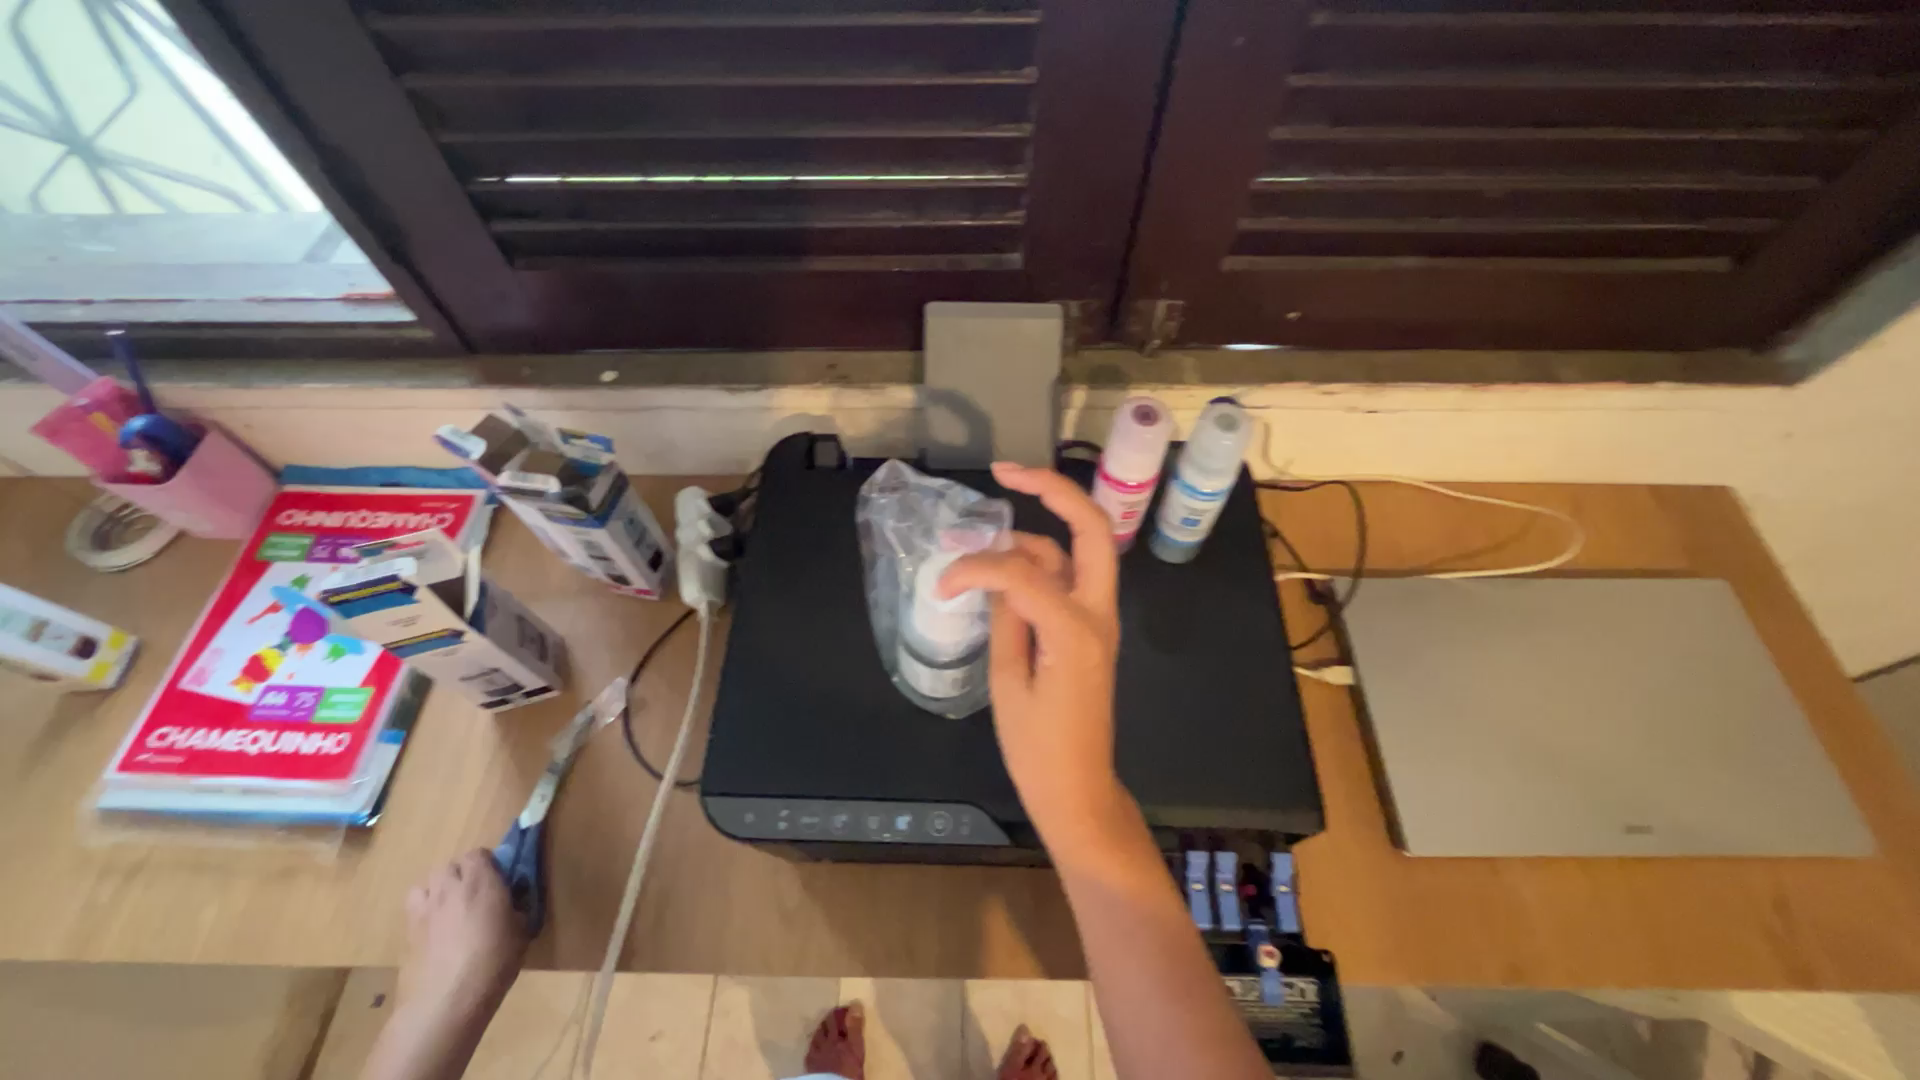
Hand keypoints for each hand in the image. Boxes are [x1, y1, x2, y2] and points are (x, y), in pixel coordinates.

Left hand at [395, 849, 528, 1022]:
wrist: (444, 1003)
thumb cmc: (492, 965)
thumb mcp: (521, 934)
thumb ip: (517, 910)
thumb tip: (513, 904)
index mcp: (482, 884)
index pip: (478, 854)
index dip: (488, 864)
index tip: (499, 880)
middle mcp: (450, 889)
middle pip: (449, 866)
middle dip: (462, 875)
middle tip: (475, 895)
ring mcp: (424, 911)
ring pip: (427, 884)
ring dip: (438, 890)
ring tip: (450, 909)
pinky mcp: (407, 933)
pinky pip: (414, 909)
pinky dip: (424, 912)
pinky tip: (435, 932)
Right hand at [941, 462, 1124, 844]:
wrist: (1078, 790)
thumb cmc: (1038, 750)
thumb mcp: (1008, 684)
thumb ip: (1005, 619)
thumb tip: (994, 577)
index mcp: (1077, 630)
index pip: (1024, 573)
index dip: (977, 568)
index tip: (943, 583)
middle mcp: (1099, 614)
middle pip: (1090, 528)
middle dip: (1052, 490)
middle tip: (1006, 472)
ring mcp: (1101, 620)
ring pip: (1079, 550)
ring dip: (1040, 530)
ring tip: (990, 528)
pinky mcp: (1092, 630)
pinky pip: (1071, 578)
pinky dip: (1043, 562)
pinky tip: (1006, 564)